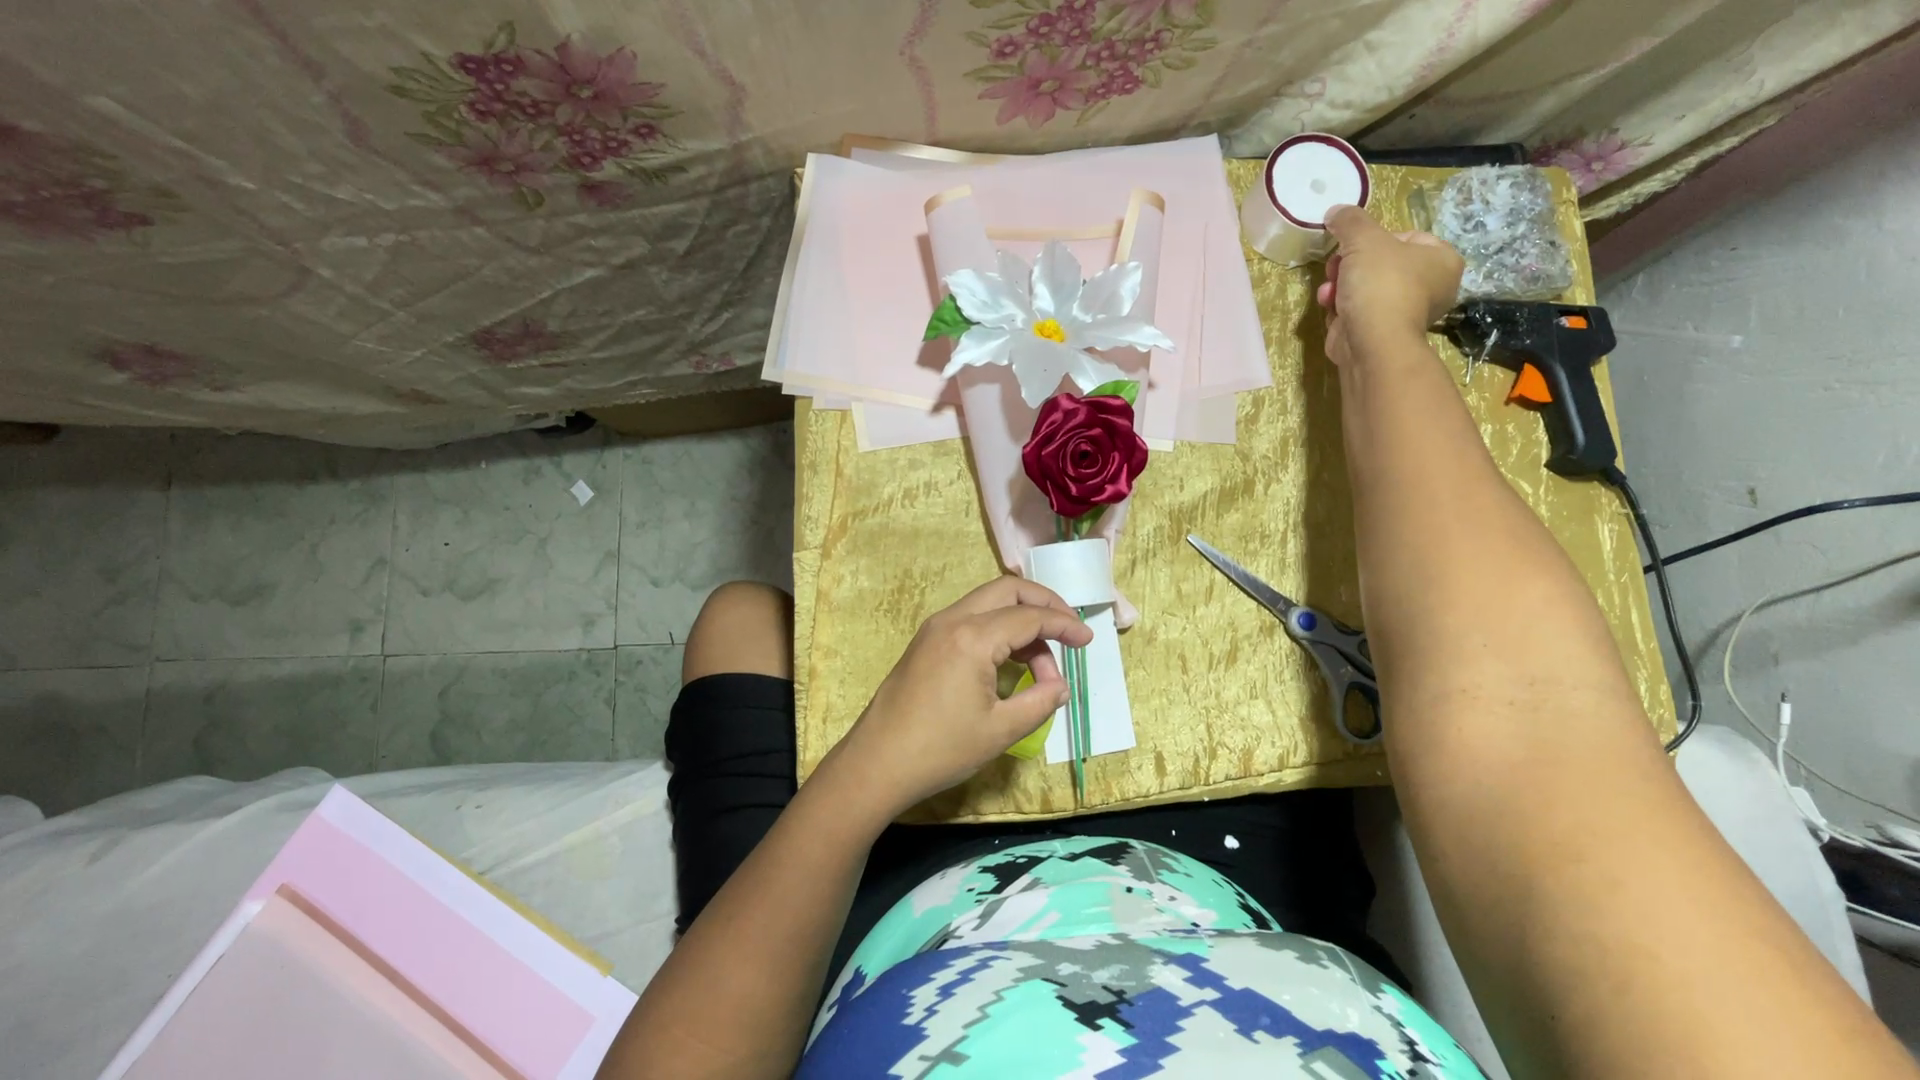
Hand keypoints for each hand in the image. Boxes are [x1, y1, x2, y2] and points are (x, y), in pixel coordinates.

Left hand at [821, 576, 1093, 819]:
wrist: (877, 764)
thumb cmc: (940, 749)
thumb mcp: (1001, 730)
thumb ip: (1040, 702)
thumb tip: (1060, 685)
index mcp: (972, 637)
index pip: (1030, 616)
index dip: (1065, 625)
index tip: (1089, 641)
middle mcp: (952, 620)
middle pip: (1008, 590)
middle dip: (1044, 604)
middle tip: (1070, 631)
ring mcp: (935, 629)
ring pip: (988, 603)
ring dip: (1021, 621)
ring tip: (1042, 668)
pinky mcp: (926, 643)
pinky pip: (971, 620)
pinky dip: (999, 630)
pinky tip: (1012, 663)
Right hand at [1315, 204, 1463, 367]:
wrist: (1371, 343)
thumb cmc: (1380, 284)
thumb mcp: (1364, 239)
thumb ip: (1350, 220)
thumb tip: (1335, 211)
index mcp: (1442, 261)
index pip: (1406, 236)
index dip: (1375, 239)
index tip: (1355, 246)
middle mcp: (1431, 287)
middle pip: (1380, 263)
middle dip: (1350, 265)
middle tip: (1337, 267)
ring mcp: (1404, 313)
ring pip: (1364, 287)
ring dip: (1340, 286)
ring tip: (1330, 291)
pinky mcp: (1380, 333)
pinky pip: (1357, 311)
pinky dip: (1341, 307)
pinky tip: (1330, 308)